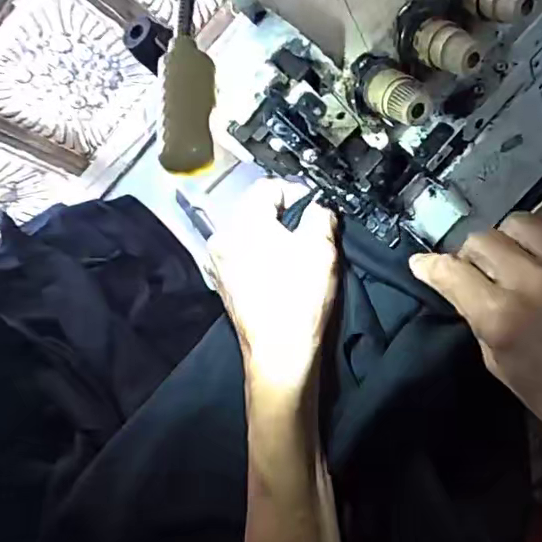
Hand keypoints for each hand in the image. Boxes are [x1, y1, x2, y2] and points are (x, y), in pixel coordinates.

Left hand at [207, 180, 340, 416]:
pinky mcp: (224, 285)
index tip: (315, 208)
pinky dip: (264, 259)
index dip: (297, 192)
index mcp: (242, 224)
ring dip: (275, 239)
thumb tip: (319, 208)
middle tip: (312, 234)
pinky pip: (245, 258)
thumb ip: (321, 214)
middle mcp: (223, 240)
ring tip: (299, 259)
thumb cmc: (297, 301)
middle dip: (286, 217)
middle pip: (257, 211)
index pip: (268, 186)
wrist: (280, 355)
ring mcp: (220, 264)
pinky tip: (284, 276)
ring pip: (251, 235)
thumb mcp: (322, 247)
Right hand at [408, 204, 541, 476]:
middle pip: (479, 240)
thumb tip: (460, 287)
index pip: (449, 272)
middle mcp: (529, 281)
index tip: (423, 267)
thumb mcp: (500, 367)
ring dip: (506, 239)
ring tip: (513, 258)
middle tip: (480, 276)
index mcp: (501, 317)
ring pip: (516, 222)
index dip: (429, 267)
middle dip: (470, 258)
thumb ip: (477, 320)